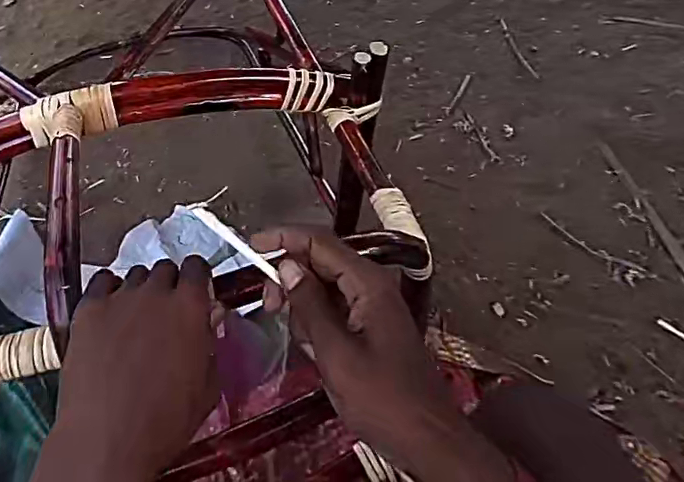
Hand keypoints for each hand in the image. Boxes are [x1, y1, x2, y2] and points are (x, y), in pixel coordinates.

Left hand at [31, 259, 220, 481]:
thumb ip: (210, 345)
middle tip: (164, 315)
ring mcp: (120, 296)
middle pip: (164, 270)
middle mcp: (155, 292)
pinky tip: (109, 314)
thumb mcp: (205, 391)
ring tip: (134, 322)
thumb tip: (208, 319)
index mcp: (189, 308)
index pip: (197, 267)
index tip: (195, 290)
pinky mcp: (90, 305)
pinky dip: (109, 291)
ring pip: (135, 276)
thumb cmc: (163, 424)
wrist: (106, 438)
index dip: (197, 277)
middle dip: (168, 287)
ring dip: (140, 292)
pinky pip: (103, 281)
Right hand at [252, 227, 513, 481]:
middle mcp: (371, 286)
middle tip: (269, 302)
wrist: (430, 446)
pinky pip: (333, 308)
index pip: (318, 241)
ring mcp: (372, 306)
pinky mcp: (371, 326)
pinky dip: (316, 320)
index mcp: (367, 283)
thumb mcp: (336, 353)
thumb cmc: (384, 400)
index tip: (252, 246)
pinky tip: (314, 347)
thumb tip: (286, 265)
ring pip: (323, 286)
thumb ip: (308, 304)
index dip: (283, 238)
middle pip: (319, 260)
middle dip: (290, 277)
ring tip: (297, 335)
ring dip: (302, 304)